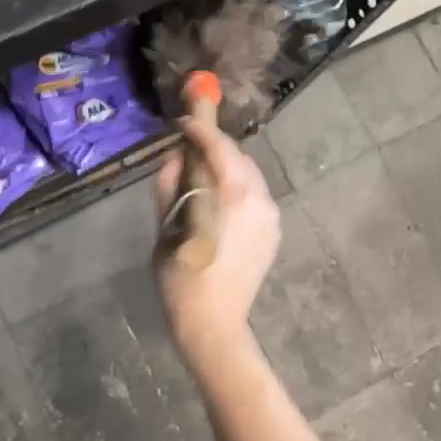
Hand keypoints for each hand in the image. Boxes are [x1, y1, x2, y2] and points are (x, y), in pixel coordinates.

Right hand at [153, 117, 280, 354]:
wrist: (214, 323)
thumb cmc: (182, 278)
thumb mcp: (167, 228)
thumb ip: (171, 186)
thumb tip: (176, 158)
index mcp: (232, 196)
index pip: (219, 147)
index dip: (201, 128)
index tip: (184, 118)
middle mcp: (259, 199)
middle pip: (238, 158)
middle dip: (215, 148)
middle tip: (189, 147)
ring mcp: (270, 217)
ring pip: (249, 176)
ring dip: (226, 168)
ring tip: (201, 176)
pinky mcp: (273, 231)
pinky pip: (255, 197)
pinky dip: (237, 189)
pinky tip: (218, 202)